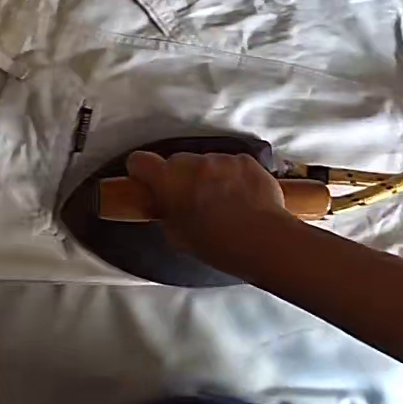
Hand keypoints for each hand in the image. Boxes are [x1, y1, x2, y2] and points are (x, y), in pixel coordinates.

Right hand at [123, 150, 296, 275]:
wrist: (262, 239)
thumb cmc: (218, 244)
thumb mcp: (178, 237)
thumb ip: (168, 214)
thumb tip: (169, 207)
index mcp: (169, 181)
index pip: (140, 161)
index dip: (141, 171)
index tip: (146, 179)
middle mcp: (193, 163)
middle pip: (177, 162)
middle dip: (181, 178)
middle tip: (192, 201)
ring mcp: (221, 159)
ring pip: (207, 163)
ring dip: (210, 177)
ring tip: (223, 204)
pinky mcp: (246, 160)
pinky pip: (233, 165)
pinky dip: (234, 177)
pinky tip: (243, 199)